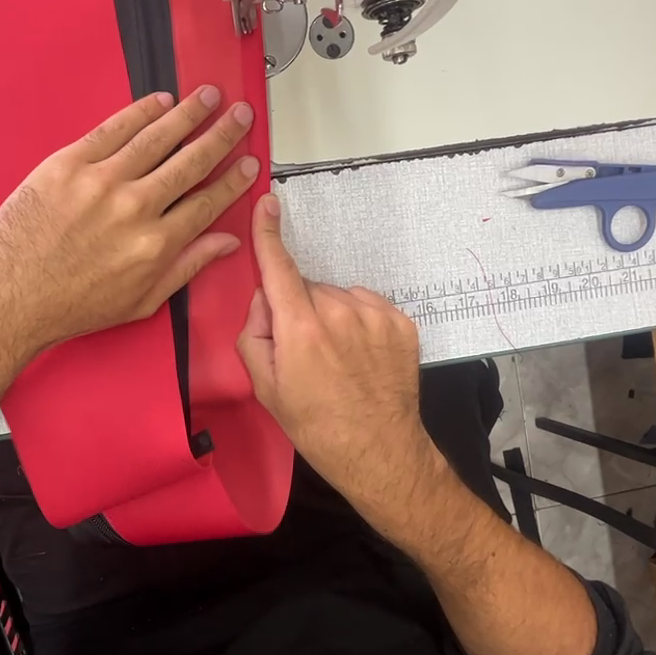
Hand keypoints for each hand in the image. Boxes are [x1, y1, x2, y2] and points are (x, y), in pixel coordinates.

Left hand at [0, 87, 259, 356]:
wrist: (12, 297)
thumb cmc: (71, 304)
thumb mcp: (142, 301)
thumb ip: (187, 267)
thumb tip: (224, 244)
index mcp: (156, 245)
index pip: (208, 202)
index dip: (234, 180)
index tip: (248, 164)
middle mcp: (134, 209)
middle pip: (191, 162)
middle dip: (221, 136)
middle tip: (239, 116)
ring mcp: (100, 183)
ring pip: (156, 138)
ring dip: (187, 114)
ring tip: (208, 97)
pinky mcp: (68, 165)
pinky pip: (111, 130)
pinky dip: (139, 112)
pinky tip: (159, 102)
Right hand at [236, 194, 444, 511]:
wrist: (378, 451)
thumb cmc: (315, 425)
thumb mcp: (264, 387)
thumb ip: (255, 334)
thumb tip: (265, 301)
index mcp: (301, 328)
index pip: (279, 268)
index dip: (269, 234)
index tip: (268, 203)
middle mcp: (340, 312)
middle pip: (307, 290)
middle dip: (300, 311)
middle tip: (306, 354)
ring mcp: (375, 315)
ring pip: (337, 298)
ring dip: (331, 317)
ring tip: (338, 360)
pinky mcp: (400, 322)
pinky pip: (366, 306)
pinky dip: (359, 323)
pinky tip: (360, 357)